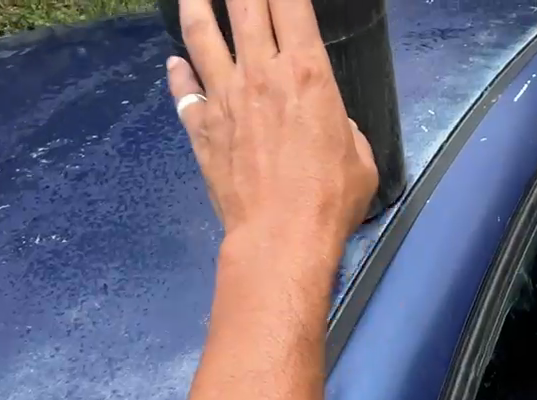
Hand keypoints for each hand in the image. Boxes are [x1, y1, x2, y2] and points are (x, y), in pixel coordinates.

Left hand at [166, 0, 378, 260]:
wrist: (281, 238)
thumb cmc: (331, 202)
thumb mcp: (361, 162)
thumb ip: (344, 130)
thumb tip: (330, 123)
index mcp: (307, 74)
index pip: (291, 2)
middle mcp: (261, 72)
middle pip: (244, 3)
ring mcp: (225, 97)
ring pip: (200, 32)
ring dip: (195, 5)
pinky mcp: (202, 128)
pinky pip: (184, 90)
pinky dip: (179, 74)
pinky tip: (175, 64)